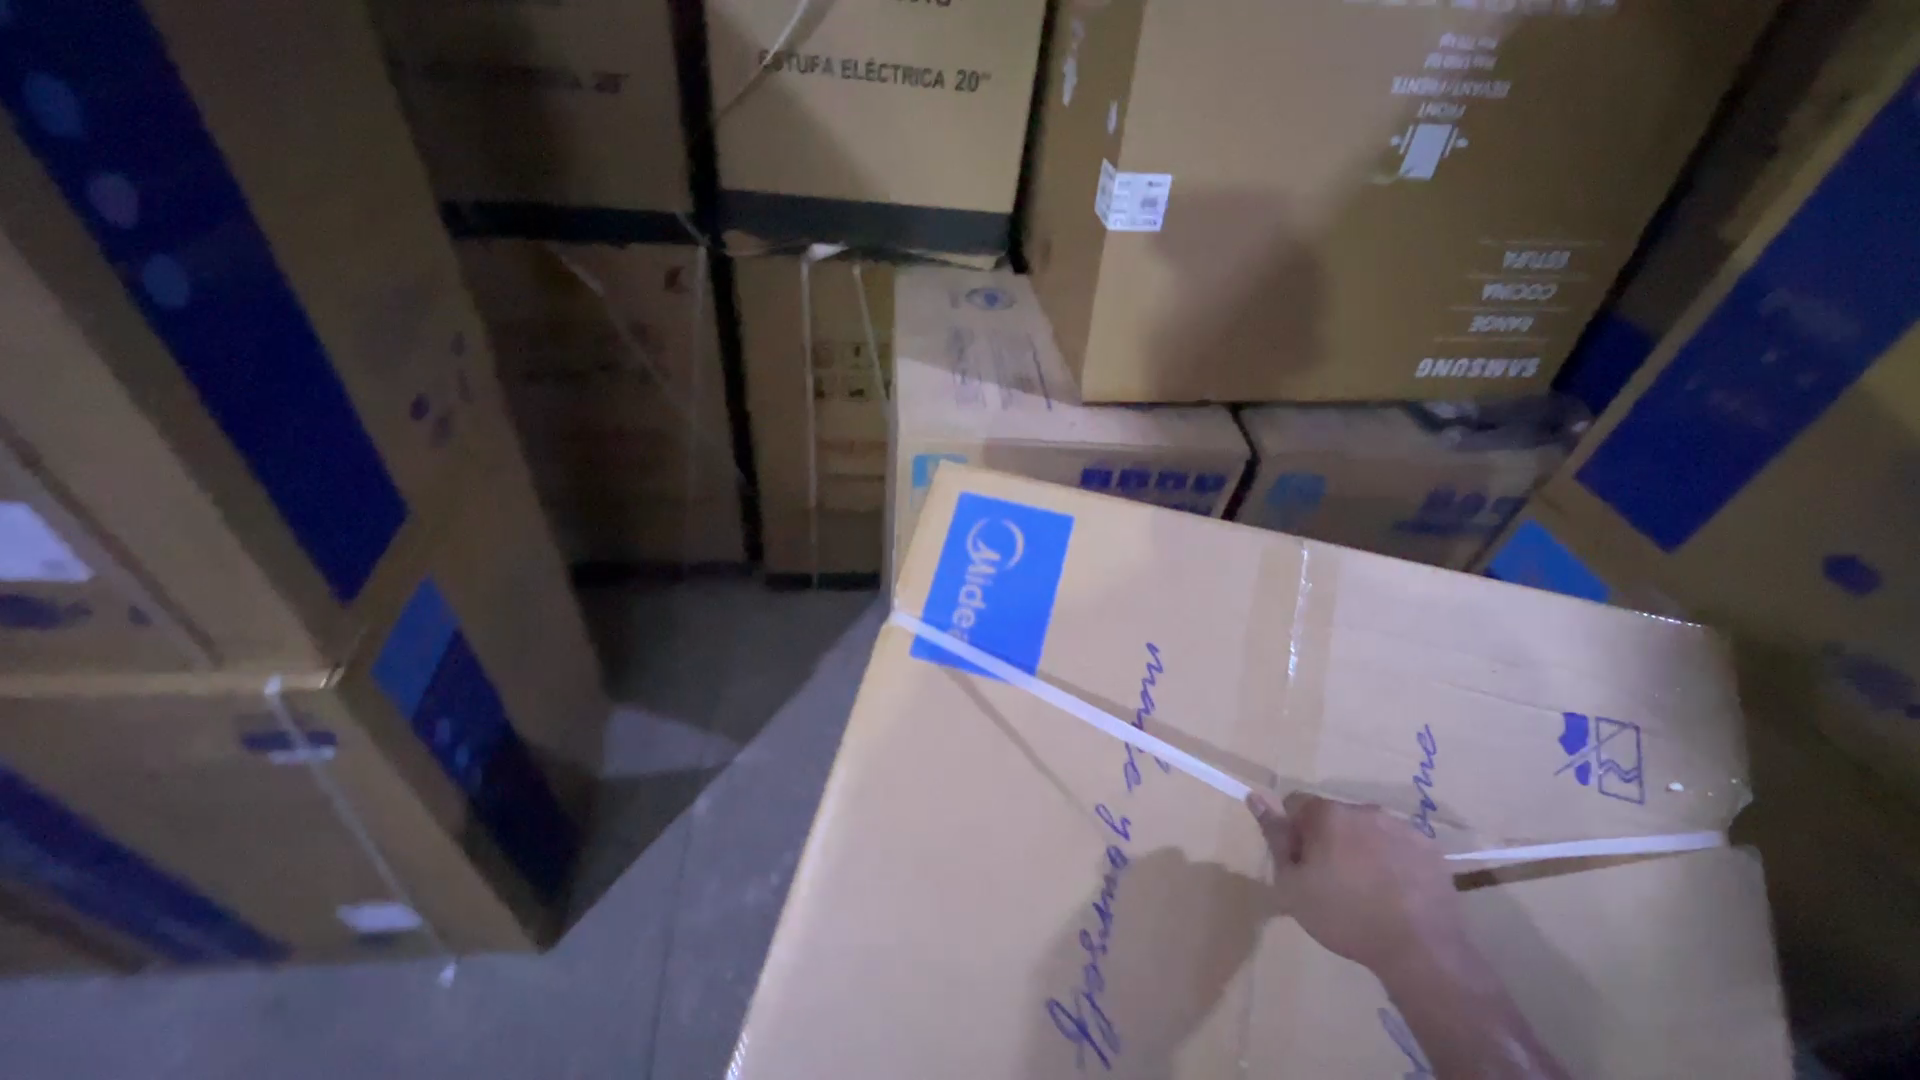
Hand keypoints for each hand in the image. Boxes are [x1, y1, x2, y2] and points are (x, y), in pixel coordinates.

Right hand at [1247, 792, 1466, 978]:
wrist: (1419, 949)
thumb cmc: (1344, 916)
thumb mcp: (1292, 884)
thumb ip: (1274, 838)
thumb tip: (1255, 797)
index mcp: (1328, 814)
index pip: (1295, 804)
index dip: (1292, 833)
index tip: (1301, 865)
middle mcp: (1365, 810)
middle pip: (1333, 816)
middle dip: (1328, 840)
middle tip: (1331, 882)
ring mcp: (1402, 828)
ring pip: (1367, 830)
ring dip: (1360, 849)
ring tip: (1367, 891)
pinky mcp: (1430, 849)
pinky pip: (1399, 845)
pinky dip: (1391, 861)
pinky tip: (1394, 894)